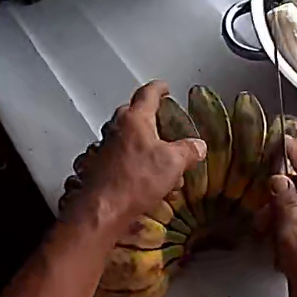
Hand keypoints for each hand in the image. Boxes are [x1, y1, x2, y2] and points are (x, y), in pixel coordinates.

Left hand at [70, 81, 205, 238]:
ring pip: (125, 136)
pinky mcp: (99, 167)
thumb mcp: (173, 163)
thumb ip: (188, 151)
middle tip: (162, 121)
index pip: (147, 94)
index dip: (159, 88)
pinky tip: (146, 178)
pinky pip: (119, 157)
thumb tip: (198, 147)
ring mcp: (105, 148)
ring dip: (141, 142)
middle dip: (148, 116)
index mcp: (134, 119)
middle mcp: (116, 129)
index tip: (164, 87)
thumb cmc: (136, 180)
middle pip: (131, 113)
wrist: (104, 210)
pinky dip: (133, 161)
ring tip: (159, 156)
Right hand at [264, 138, 296, 296]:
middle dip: (280, 196)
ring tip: (269, 236)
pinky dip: (287, 233)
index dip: (295, 153)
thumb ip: (286, 205)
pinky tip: (279, 251)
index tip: (283, 138)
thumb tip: (280, 178)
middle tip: (262, 211)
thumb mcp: (293, 236)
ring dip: (281, 219)